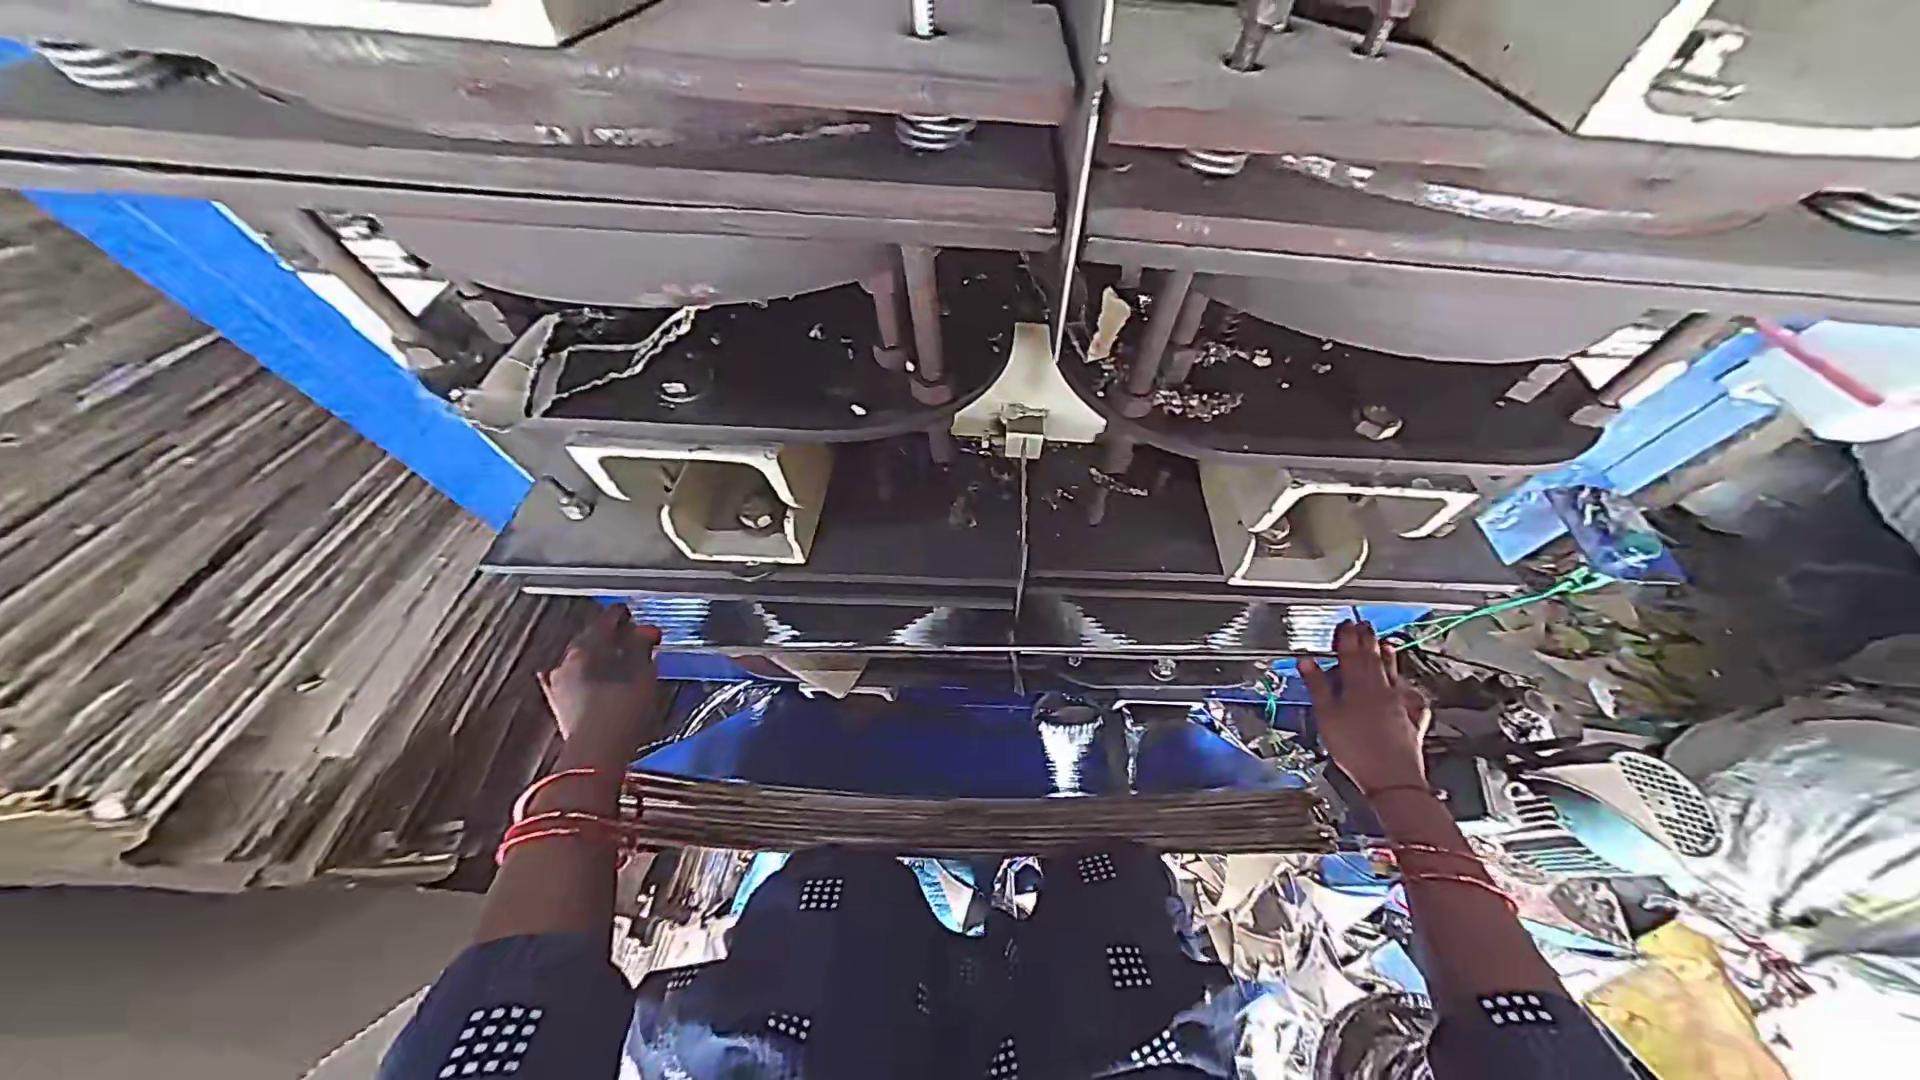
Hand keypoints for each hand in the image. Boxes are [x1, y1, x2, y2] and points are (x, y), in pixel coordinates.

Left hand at [537, 605, 662, 753]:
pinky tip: (595, 680)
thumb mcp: (641, 674)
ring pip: (580, 660)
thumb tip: (645, 631)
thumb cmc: (622, 710)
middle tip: (629, 635)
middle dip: (610, 636)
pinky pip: (573, 680)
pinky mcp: (560, 706)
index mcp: (586, 650)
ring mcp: (558, 685)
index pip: (604, 622)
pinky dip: (587, 676)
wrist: (596, 756)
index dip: (620, 615)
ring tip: (617, 658)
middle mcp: (566, 662)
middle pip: (590, 640)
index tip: (631, 612)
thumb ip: (642, 648)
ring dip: (598, 656)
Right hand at [1298, 620, 1431, 795]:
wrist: (1392, 778)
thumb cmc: (1355, 748)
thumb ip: (1317, 686)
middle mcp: (1381, 690)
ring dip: (1388, 657)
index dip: (1346, 637)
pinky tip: (1407, 686)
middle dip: (1367, 640)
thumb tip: (1307, 663)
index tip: (1344, 625)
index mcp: (1357, 685)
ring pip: (1392, 674)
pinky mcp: (1411, 719)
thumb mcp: (1326, 715)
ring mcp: (1398, 704)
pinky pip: (1409, 695)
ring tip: (1386, 644)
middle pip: (1373, 659)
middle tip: (1364, 625)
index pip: (1351, 654)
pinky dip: (1406, 685)